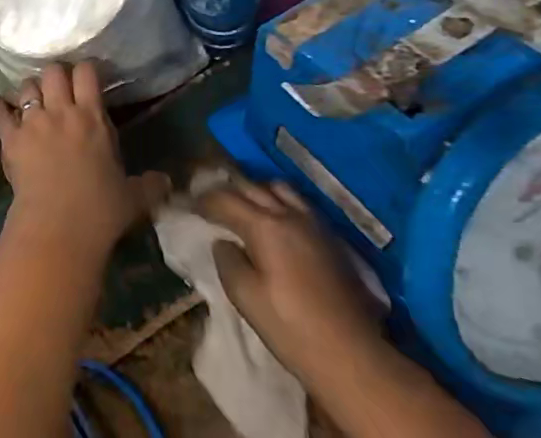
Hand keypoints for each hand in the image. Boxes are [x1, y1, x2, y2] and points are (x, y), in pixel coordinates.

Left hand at [0, 62, 167, 253]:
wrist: (57, 227)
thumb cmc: (99, 210)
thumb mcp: (132, 197)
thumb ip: (150, 185)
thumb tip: (168, 182)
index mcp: (92, 118)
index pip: (87, 73)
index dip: (87, 68)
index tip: (88, 74)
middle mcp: (61, 112)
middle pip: (54, 71)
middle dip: (56, 74)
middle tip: (60, 86)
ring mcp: (33, 123)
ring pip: (27, 87)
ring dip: (31, 89)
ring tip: (34, 98)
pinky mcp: (10, 139)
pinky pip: (2, 113)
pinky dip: (1, 108)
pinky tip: (1, 106)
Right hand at [199, 180, 380, 370]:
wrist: (351, 354)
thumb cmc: (291, 327)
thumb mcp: (245, 297)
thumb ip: (227, 261)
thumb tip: (223, 242)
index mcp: (264, 226)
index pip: (225, 200)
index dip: (203, 201)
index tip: (189, 205)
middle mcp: (289, 214)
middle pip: (251, 186)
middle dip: (227, 190)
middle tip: (210, 201)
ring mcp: (314, 224)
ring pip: (279, 189)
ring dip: (256, 191)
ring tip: (244, 206)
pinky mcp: (330, 238)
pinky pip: (298, 204)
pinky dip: (278, 202)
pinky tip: (275, 221)